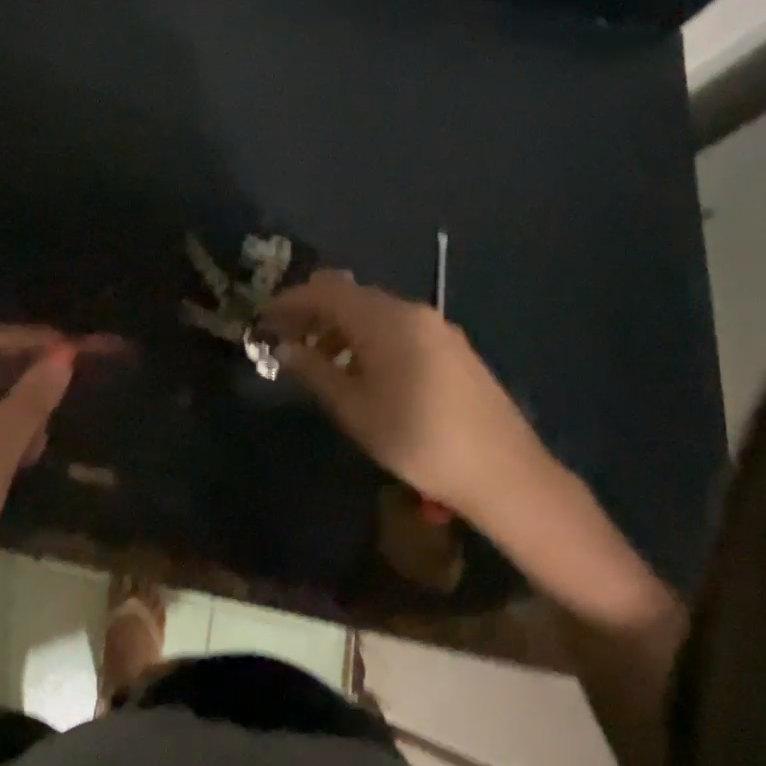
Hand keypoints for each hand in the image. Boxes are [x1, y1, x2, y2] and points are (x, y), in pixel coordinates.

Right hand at [263, 270, 554, 522]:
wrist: (504, 473)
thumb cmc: (417, 440)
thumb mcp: (354, 409)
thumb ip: (315, 371)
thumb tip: (284, 348)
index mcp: (386, 320)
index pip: (325, 292)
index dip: (289, 301)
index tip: (261, 319)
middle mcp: (412, 312)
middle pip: (350, 296)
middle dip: (312, 311)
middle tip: (282, 337)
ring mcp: (436, 328)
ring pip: (374, 311)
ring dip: (339, 326)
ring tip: (313, 358)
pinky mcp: (451, 348)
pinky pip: (396, 327)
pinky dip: (366, 337)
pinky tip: (357, 369)